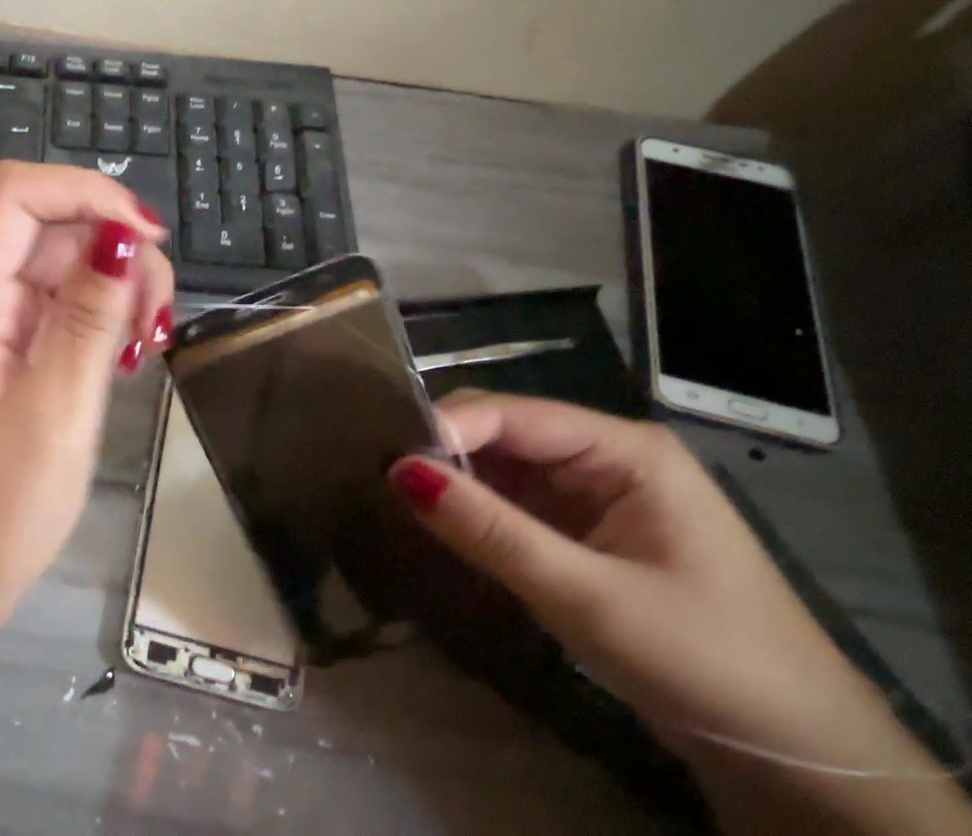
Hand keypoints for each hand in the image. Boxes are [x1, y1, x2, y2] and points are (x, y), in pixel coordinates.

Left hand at [0, 162, 174, 598]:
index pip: (16, 195)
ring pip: (74, 265)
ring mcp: (8, 327)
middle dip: (118, 250)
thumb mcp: (56, 409)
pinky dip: (112, 320)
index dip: (83, 193)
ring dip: (124, 288)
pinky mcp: (27, 356)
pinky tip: (132, 360)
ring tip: (147, 349)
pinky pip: (75, 309)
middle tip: (152, 321)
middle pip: (55, 225)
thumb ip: (89, 318)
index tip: (147, 239)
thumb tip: (125, 234)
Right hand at [387, 392, 914, 767]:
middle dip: (441, 451)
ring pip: (501, 469)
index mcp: (627, 450)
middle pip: (502, 432)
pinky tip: (429, 525)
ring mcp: (595, 495)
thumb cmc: (700, 657)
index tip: (382, 460)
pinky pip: (512, 505)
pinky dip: (471, 514)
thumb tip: (397, 471)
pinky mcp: (583, 532)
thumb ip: (490, 531)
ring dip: (450, 483)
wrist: (789, 747)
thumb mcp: (585, 595)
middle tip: (373, 478)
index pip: (513, 414)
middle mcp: (607, 457)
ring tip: (385, 497)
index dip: (445, 428)